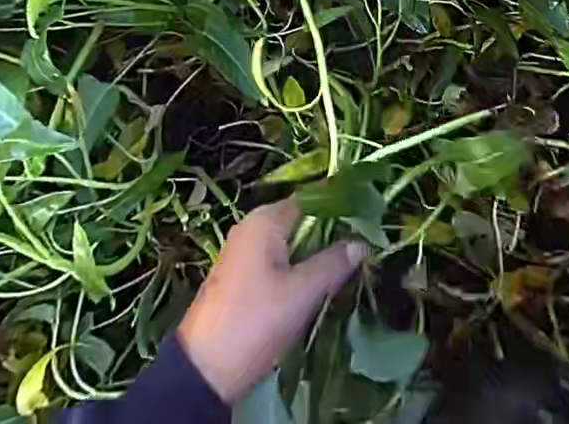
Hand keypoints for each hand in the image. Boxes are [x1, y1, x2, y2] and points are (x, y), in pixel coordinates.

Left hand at [176, 198, 368, 403]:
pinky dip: (296, 266)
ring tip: (343, 268)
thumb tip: (361, 242)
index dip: (339, 207)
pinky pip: (276, 258)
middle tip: (359, 249)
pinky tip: (314, 285)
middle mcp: (251, 226)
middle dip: (329, 233)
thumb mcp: (301, 293)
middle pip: (300, 218)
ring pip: (289, 241)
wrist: (203, 370)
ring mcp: (242, 250)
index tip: (365, 221)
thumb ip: (333, 263)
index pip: (310, 198)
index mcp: (265, 220)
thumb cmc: (255, 321)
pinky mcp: (239, 273)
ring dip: (313, 253)